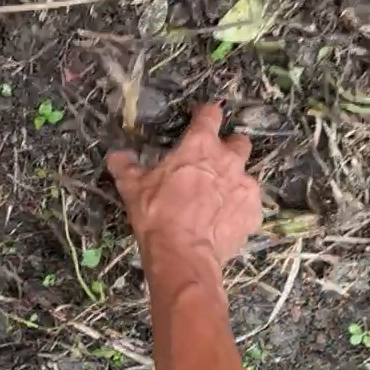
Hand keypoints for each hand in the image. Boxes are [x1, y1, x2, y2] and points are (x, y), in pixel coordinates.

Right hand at [107, 102, 261, 273]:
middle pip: (239, 142)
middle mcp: (229, 160)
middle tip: (212, 164)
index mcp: (200, 145)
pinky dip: (238, 210)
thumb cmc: (157, 214)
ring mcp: (246, 187)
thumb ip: (125, 166)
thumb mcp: (133, 187)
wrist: (183, 255)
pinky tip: (223, 222)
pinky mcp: (253, 213)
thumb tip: (117, 155)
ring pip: (246, 176)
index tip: (200, 118)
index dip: (206, 114)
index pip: (210, 114)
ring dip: (233, 182)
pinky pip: (249, 205)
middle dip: (229, 148)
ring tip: (216, 201)